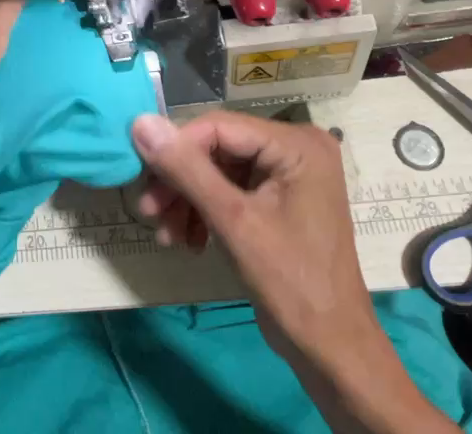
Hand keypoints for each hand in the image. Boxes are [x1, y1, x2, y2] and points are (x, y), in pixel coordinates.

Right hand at [132, 113, 458, 432]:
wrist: (331, 350)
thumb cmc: (290, 282)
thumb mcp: (233, 222)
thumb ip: (186, 170)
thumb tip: (140, 122)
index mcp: (297, 144)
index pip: (218, 126)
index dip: (176, 150)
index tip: (144, 183)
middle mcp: (295, 149)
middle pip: (215, 148)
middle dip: (179, 182)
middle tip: (149, 211)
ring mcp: (287, 175)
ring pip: (216, 171)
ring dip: (186, 201)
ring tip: (166, 234)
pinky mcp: (277, 200)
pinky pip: (228, 190)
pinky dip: (203, 212)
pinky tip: (188, 241)